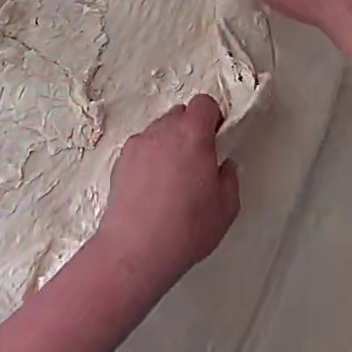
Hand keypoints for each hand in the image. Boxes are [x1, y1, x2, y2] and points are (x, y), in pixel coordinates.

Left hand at [91, 94, 240, 285]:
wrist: (135, 248)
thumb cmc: (186, 228)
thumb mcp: (225, 208)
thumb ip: (229, 179)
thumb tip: (224, 167)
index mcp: (192, 135)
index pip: (204, 103)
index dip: (213, 117)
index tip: (217, 137)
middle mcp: (163, 131)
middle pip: (180, 114)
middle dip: (191, 130)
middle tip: (198, 161)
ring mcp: (139, 143)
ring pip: (159, 130)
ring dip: (170, 144)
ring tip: (174, 179)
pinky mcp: (121, 158)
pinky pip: (142, 147)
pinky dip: (150, 158)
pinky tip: (153, 188)